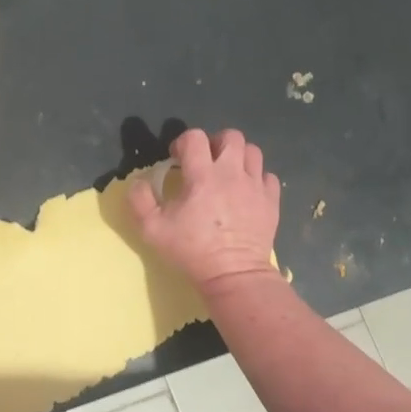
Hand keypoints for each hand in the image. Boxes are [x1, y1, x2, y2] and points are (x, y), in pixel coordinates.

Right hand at [129, 128, 281, 289]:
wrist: (233, 274)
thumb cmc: (191, 250)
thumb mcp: (151, 229)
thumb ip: (139, 200)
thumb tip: (140, 181)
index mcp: (202, 175)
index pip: (194, 137)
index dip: (182, 143)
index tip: (177, 160)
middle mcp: (232, 173)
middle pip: (230, 136)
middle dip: (215, 143)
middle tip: (205, 161)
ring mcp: (255, 185)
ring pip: (252, 152)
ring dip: (237, 157)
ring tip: (227, 173)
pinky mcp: (271, 200)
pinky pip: (267, 176)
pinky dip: (256, 178)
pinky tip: (245, 192)